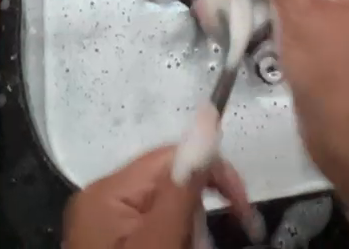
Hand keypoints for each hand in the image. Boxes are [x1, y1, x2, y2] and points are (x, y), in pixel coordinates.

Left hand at [63, 147, 257, 248]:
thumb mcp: (161, 242)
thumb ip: (185, 182)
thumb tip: (207, 113)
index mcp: (106, 192)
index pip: (172, 157)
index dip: (214, 175)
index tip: (247, 213)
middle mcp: (101, 203)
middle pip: (170, 185)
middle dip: (200, 215)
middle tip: (214, 244)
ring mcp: (106, 232)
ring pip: (169, 212)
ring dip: (192, 234)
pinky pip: (157, 232)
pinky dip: (178, 241)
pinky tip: (184, 248)